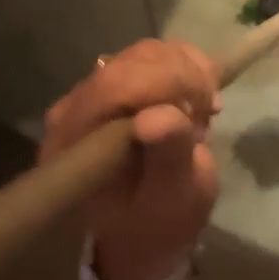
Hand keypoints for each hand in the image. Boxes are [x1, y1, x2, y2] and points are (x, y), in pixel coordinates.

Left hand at [41, 39, 221, 279]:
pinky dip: (189, 67)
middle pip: (134, 62)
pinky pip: (157, 53)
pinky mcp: (117, 81)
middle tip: (205, 117)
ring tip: (201, 113)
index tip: (202, 114)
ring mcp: (94, 92)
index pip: (115, 85)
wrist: (151, 227)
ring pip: (149, 52)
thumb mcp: (174, 197)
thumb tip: (156, 115)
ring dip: (189, 74)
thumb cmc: (160, 221)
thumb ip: (167, 155)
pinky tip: (198, 97)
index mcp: (74, 143)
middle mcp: (73, 111)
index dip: (166, 84)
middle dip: (183, 80)